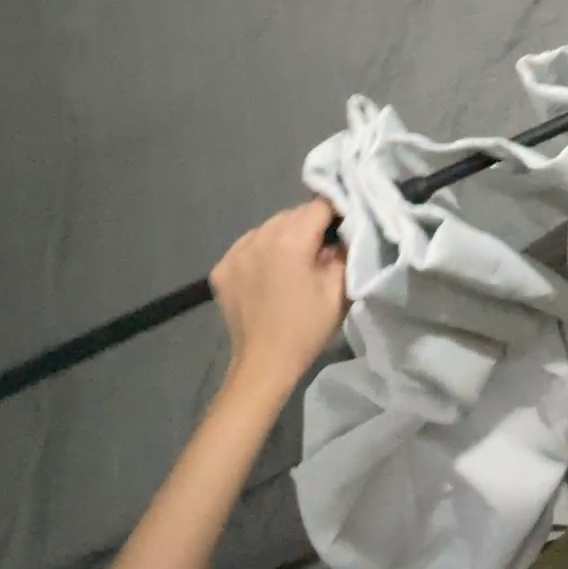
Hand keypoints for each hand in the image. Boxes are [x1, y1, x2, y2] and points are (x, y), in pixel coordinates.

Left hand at [208, 199, 347, 391]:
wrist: (265, 364)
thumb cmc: (308, 326)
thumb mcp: (340, 288)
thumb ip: (345, 250)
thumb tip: (343, 233)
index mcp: (291, 241)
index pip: (320, 204)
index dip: (337, 213)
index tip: (345, 228)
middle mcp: (259, 238)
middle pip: (294, 213)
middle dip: (311, 224)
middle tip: (323, 249)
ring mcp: (236, 252)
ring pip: (270, 226)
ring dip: (286, 235)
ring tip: (294, 260)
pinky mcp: (221, 268)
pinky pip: (249, 244)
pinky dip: (263, 250)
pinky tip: (270, 271)